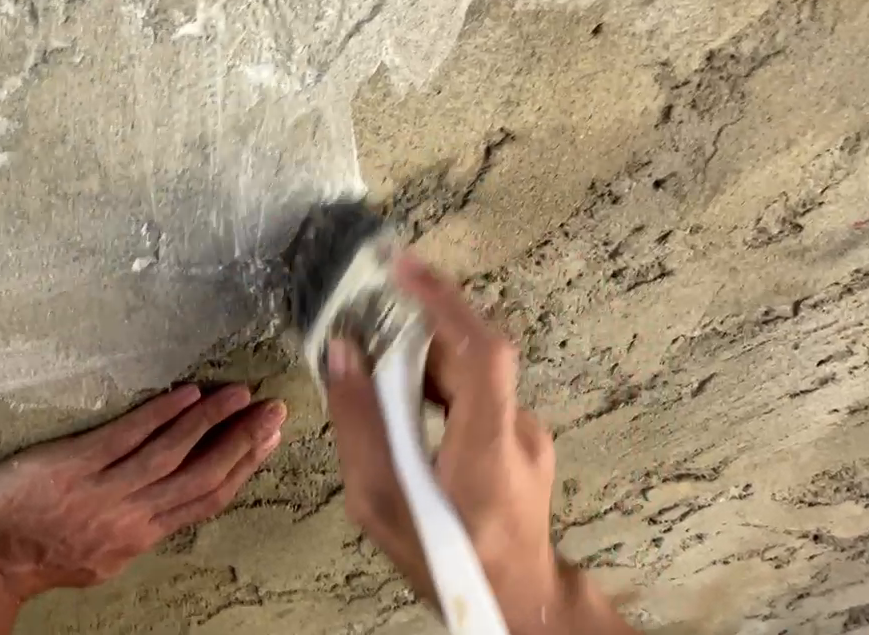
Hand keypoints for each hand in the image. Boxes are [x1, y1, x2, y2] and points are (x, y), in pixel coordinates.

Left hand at [0, 383, 286, 601]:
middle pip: (202, 475)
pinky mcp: (76, 465)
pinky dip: (161, 415)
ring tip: (239, 395)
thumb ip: (137, 526)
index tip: (269, 440)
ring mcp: (105, 489)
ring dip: (211, 421)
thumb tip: (169, 502)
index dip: (243, 467)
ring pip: (172, 453)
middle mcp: (132, 516)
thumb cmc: (39, 554)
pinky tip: (186, 394)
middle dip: (243, 442)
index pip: (206, 498)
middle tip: (272, 411)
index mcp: (140, 537)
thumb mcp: (102, 554)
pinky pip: (128, 438)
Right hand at [325, 256, 635, 633]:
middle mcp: (518, 427)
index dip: (443, 301)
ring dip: (422, 359)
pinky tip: (404, 405)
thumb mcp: (380, 503)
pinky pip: (473, 389)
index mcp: (488, 445)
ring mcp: (527, 430)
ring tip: (375, 367)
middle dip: (415, 329)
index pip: (481, 351)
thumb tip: (342, 351)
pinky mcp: (521, 436)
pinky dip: (436, 381)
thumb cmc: (446, 561)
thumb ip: (358, 424)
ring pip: (469, 371)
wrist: (520, 604)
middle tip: (366, 323)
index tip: (400, 267)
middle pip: (468, 352)